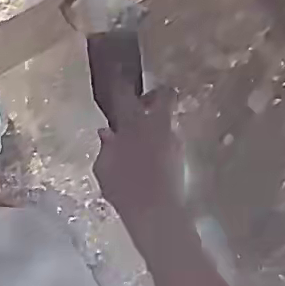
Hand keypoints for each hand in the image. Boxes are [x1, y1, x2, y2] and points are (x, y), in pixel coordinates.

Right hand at [94, 88, 184, 228]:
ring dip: (155, 124)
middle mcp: (156, 125)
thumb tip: (107, 132)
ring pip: (166, 120)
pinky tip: (147, 159)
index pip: (125, 94)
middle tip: (142, 106)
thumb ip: (106, 147)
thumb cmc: (122, 188)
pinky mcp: (181, 155)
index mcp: (133, 123)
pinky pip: (168, 139)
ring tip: (140, 141)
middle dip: (155, 96)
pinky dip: (159, 142)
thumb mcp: (104, 167)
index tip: (118, 74)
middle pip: (164, 95)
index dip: (121, 82)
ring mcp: (172, 139)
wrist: (155, 211)